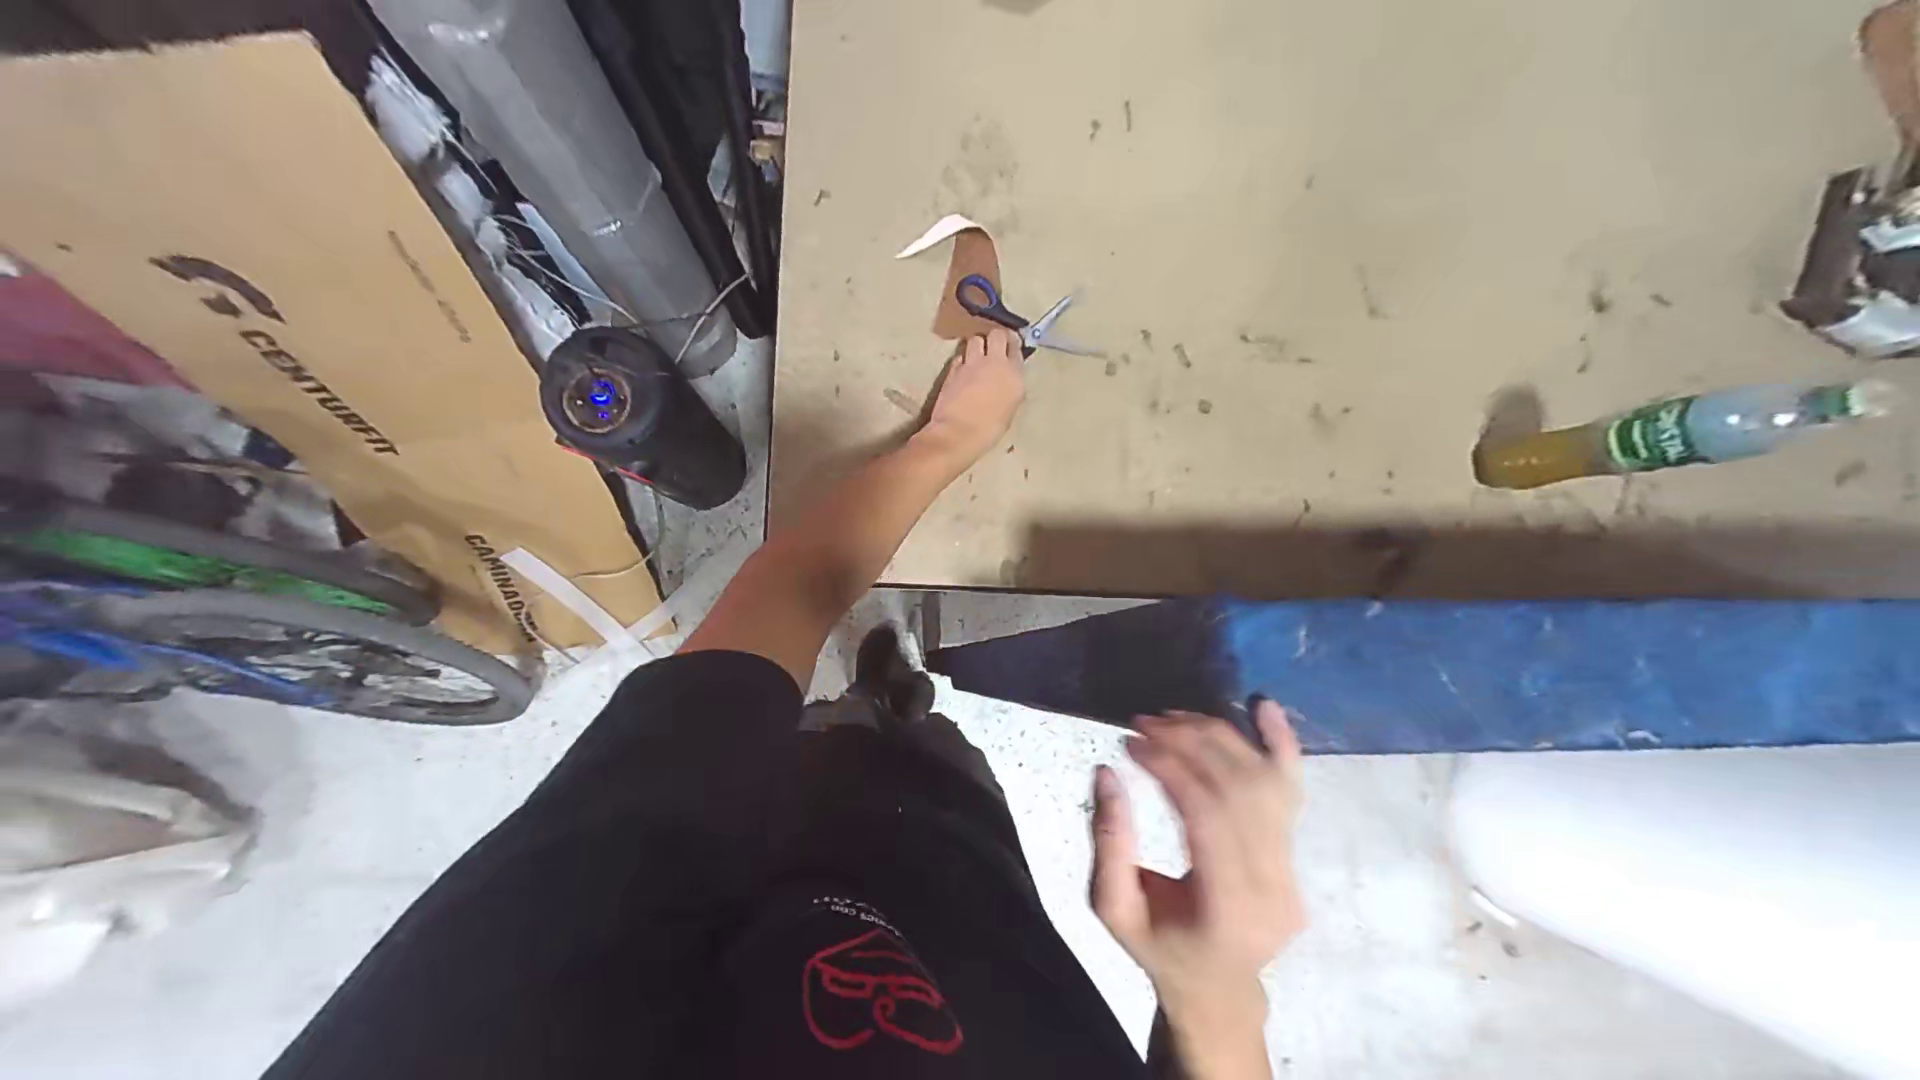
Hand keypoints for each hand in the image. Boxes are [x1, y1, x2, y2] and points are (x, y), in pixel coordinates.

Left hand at [918, 327, 1025, 463]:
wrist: (959, 433)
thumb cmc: (989, 430)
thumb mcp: (1009, 410)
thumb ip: (1010, 390)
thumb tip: (1007, 382)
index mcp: (1014, 375)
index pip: (1016, 347)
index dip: (1012, 346)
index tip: (1009, 349)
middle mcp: (995, 363)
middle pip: (997, 334)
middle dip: (996, 337)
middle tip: (994, 346)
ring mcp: (972, 363)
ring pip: (975, 339)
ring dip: (977, 344)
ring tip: (977, 355)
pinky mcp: (954, 368)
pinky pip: (961, 355)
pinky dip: (963, 359)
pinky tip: (963, 369)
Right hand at [1090, 703, 1305, 1067]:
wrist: (1219, 986)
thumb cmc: (1160, 949)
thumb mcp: (1114, 908)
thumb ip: (1109, 843)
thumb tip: (1106, 771)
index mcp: (1228, 906)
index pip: (1206, 814)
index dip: (1169, 767)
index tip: (1131, 742)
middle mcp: (1272, 883)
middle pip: (1237, 789)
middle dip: (1187, 744)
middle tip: (1144, 723)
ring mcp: (1290, 865)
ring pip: (1262, 780)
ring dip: (1216, 737)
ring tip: (1173, 719)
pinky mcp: (1292, 849)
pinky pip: (1292, 787)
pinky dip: (1280, 742)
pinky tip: (1264, 706)